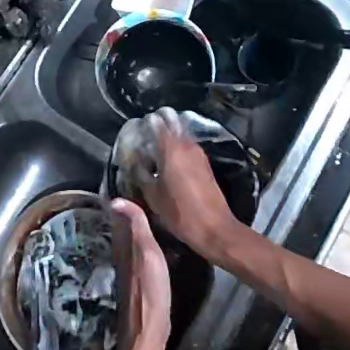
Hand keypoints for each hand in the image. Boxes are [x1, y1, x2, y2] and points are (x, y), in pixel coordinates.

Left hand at [111, 199, 170, 349]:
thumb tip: (116, 199)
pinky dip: (138, 244)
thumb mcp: (148, 253)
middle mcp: (121, 256)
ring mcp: (127, 270)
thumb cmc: (150, 290)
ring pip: (127, 242)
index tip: (122, 184)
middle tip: (134, 194)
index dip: (119, 203)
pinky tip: (146, 243)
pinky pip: (134, 254)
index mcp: (123, 246)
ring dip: (131, 228)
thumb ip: (136, 227)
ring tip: (141, 214)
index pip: (117, 217)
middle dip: (125, 213)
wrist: (147, 331)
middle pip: (121, 229)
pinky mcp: (135, 282)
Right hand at [145, 125, 242, 254]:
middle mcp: (187, 145)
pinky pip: (188, 146)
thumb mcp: (153, 196)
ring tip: (154, 147)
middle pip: (173, 123)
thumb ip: (141, 175)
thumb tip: (135, 162)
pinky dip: (178, 147)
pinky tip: (169, 160)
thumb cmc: (180, 213)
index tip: (137, 126)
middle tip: (146, 133)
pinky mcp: (205, 164)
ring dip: (170, 136)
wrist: (214, 228)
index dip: (147, 122)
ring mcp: (199, 154)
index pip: (158, 122)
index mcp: (171, 149)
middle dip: (160, 124)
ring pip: (182, 134)